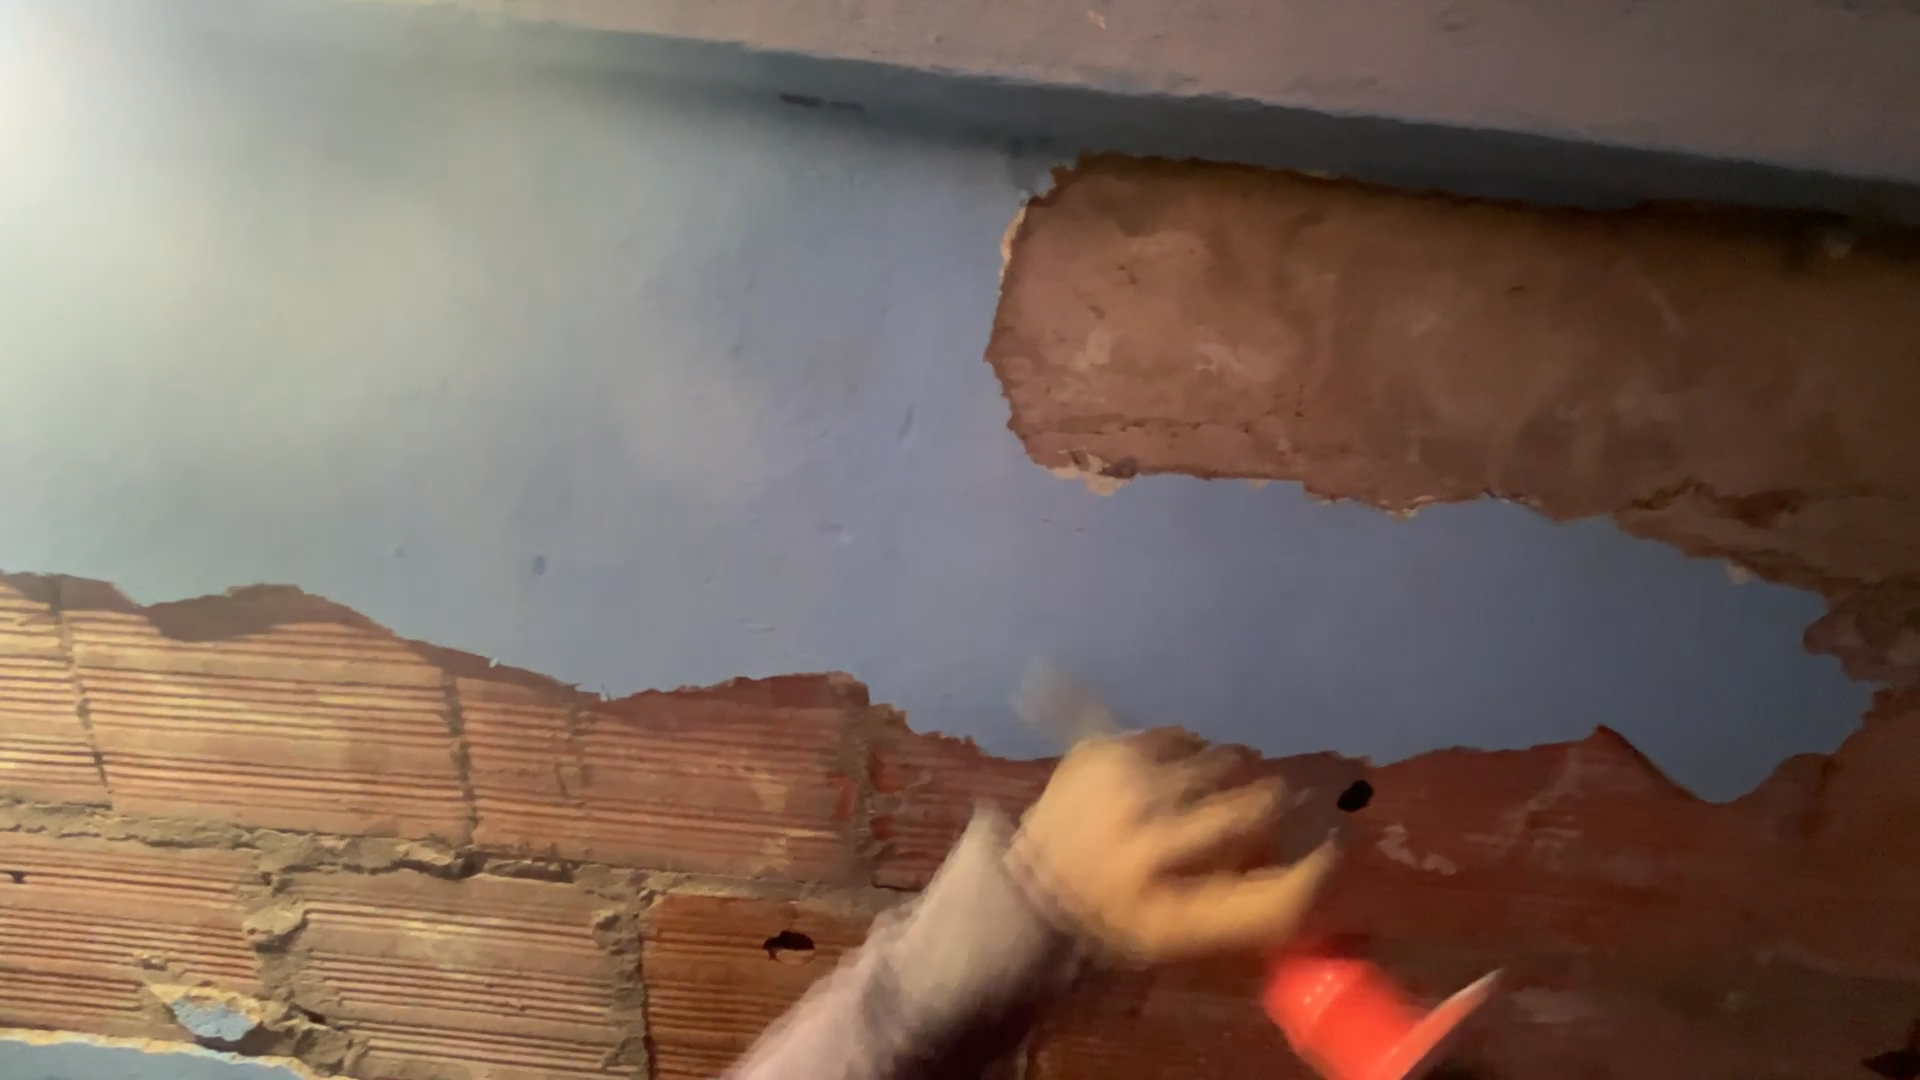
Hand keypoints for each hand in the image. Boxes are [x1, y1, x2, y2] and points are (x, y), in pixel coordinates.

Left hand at [1008, 728, 1337, 963]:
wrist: (1029, 887)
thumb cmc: (1117, 922)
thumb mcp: (1188, 938)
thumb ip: (1254, 902)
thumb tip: (1318, 850)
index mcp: (1177, 912)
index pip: (1281, 891)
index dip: (1324, 863)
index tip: (1339, 838)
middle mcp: (1151, 843)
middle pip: (1259, 804)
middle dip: (1283, 800)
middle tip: (1282, 799)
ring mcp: (1121, 786)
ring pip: (1222, 758)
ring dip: (1234, 771)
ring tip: (1216, 788)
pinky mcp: (1099, 748)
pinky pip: (1177, 733)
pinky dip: (1190, 750)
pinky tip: (1175, 770)